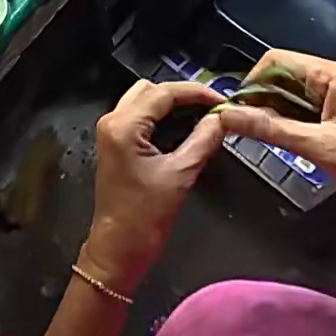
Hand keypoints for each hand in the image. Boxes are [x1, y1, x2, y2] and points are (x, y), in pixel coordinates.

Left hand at [78, 80, 226, 294]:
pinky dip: (161, 116)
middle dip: (183, 95)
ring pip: (143, 100)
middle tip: (214, 107)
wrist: (118, 246)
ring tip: (205, 114)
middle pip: (150, 90)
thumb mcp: (180, 174)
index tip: (224, 100)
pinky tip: (185, 125)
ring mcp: (111, 130)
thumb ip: (203, 140)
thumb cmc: (146, 214)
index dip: (196, 93)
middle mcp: (112, 120)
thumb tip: (223, 118)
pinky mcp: (115, 141)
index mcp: (123, 125)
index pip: (162, 93)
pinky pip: (139, 116)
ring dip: (171, 104)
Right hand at [195, 49, 335, 217]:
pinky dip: (290, 122)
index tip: (236, 111)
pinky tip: (283, 142)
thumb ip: (270, 129)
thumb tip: (225, 115)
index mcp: (335, 76)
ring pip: (292, 94)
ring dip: (274, 112)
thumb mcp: (321, 148)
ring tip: (260, 137)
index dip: (251, 82)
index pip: (276, 60)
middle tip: (243, 128)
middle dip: (260, 99)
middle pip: (282, 75)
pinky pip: (306, 109)